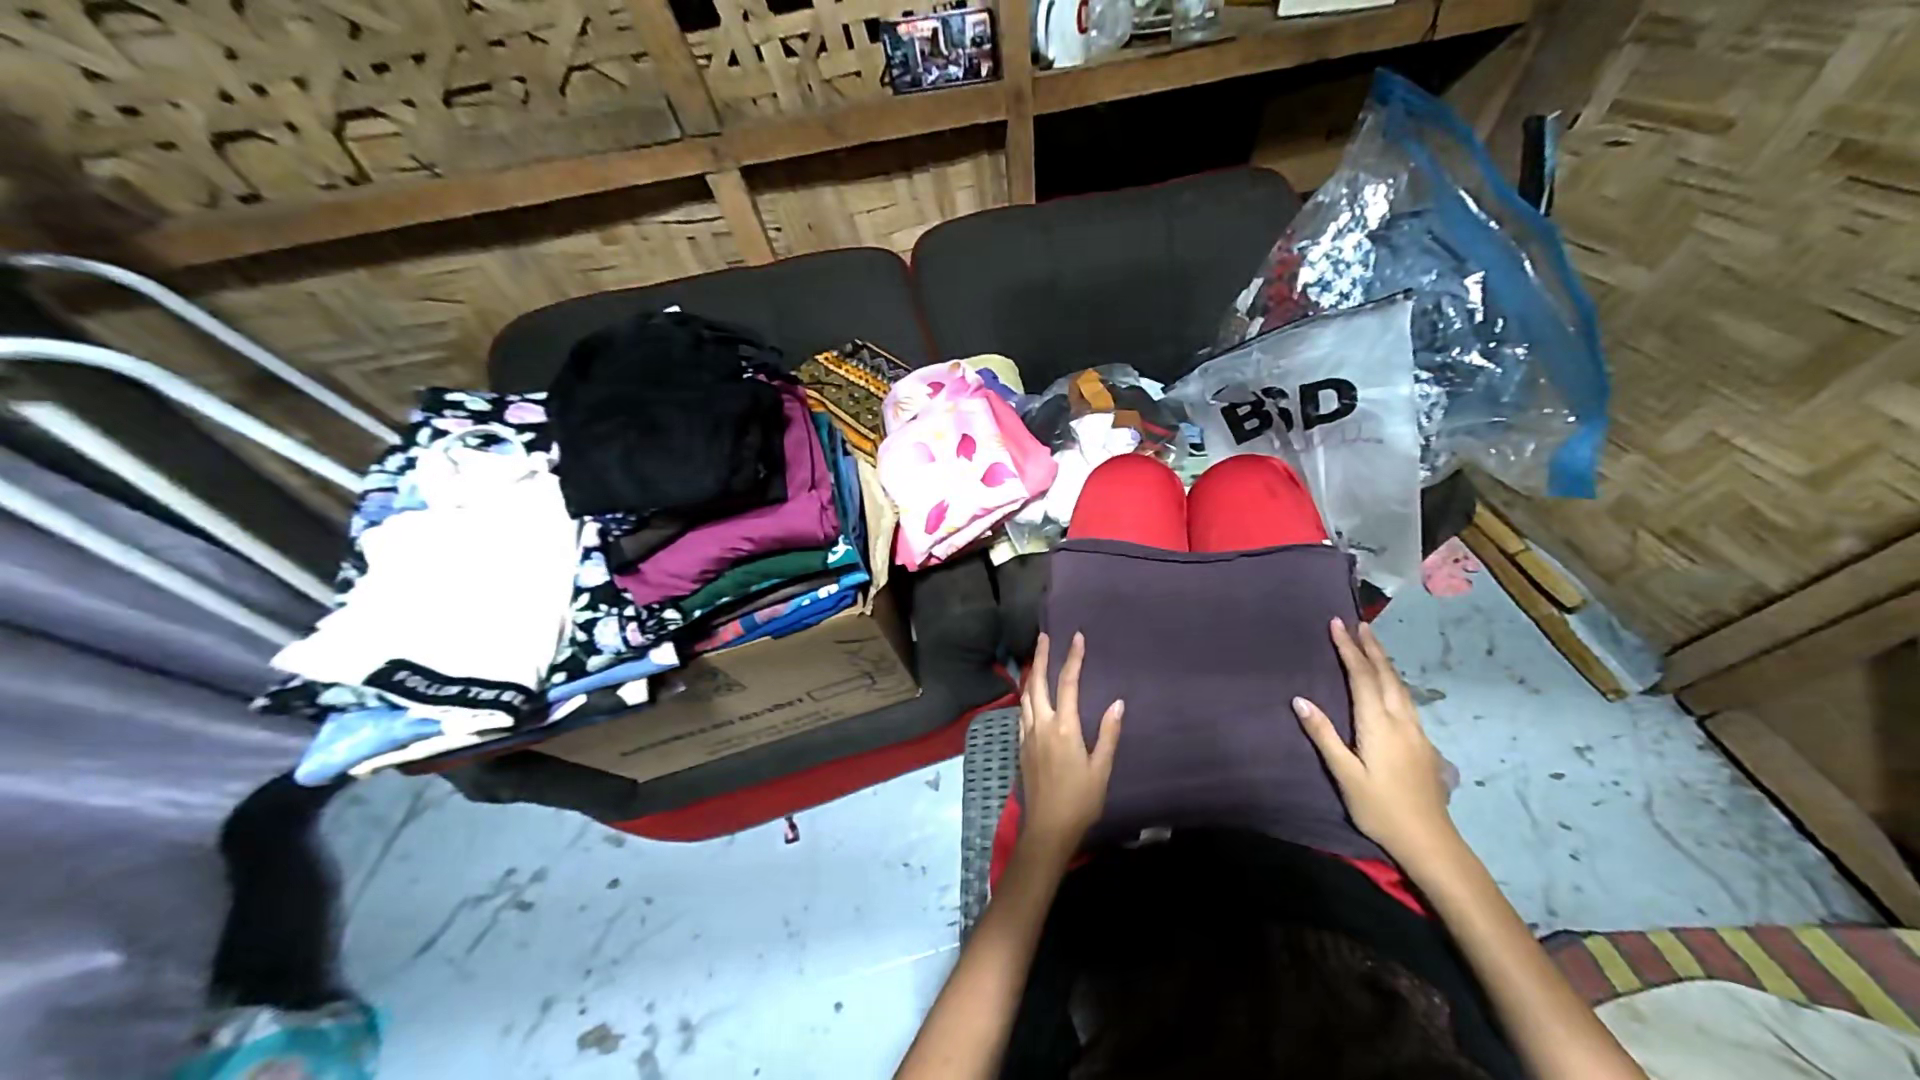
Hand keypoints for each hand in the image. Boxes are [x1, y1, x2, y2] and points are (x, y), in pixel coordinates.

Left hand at [1019, 632, 1123, 860]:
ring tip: (1036, 658)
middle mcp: (1041, 725)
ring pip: (1026, 696)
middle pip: (1037, 683)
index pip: (1068, 684)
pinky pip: (1022, 712)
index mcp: (1064, 728)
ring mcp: (1028, 735)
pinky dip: (1026, 695)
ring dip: (1031, 674)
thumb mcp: (1102, 768)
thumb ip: (1108, 734)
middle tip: (1043, 636)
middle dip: (1040, 657)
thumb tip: (1118, 703)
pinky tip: (1030, 696)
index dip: (1072, 658)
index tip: (1076, 638)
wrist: (1048, 828)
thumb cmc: (1081, 800)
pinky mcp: (1022, 746)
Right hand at [1294, 618, 1456, 864]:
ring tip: (1372, 643)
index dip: (1349, 650)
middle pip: (1385, 676)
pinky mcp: (1423, 743)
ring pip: (1400, 686)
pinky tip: (1390, 683)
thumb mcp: (1344, 774)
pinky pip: (1406, 699)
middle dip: (1370, 648)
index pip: (1362, 678)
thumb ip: (1324, 735)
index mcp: (1378, 725)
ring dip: (1384, 661)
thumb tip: (1300, 700)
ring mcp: (1416, 732)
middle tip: (1359, 623)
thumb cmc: (1379, 807)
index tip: (1337, 625)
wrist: (1429, 840)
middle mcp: (1401, 721)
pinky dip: (1393, 680)